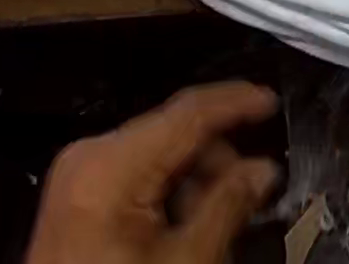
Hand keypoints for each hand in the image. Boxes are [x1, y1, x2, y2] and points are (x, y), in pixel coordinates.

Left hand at [25, 82, 280, 263]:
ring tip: (219, 216)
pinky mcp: (77, 195)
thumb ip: (229, 205)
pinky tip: (187, 223)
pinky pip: (139, 171)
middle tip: (252, 186)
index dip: (238, 102)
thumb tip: (263, 169)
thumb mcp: (185, 263)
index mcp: (112, 165)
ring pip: (161, 150)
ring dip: (197, 175)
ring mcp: (80, 175)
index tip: (270, 101)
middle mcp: (91, 156)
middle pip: (176, 131)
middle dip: (219, 156)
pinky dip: (170, 189)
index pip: (190, 111)